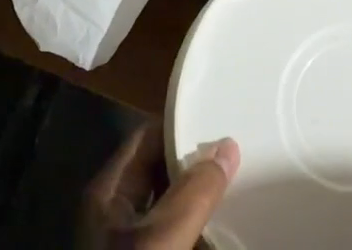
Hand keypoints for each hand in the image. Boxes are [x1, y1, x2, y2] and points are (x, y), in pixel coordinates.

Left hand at [80, 122, 239, 249]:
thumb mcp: (163, 236)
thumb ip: (195, 192)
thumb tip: (226, 146)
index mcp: (109, 193)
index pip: (147, 137)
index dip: (182, 124)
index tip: (222, 114)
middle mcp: (118, 212)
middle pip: (162, 171)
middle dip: (199, 162)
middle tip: (240, 149)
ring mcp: (133, 242)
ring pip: (173, 204)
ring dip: (203, 196)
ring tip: (242, 180)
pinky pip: (179, 235)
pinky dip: (202, 228)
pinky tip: (229, 226)